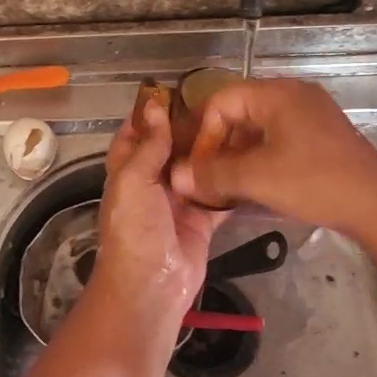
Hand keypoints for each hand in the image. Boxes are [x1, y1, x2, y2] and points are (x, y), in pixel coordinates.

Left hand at [94, 99, 220, 324]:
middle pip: (170, 150)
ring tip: (240, 124)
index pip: (136, 134)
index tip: (177, 90)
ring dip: (213, 153)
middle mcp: (151, 184)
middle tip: (220, 104)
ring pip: (197, 170)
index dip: (151, 114)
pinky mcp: (202, 222)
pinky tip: (250, 161)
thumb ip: (149, 145)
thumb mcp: (134, 180)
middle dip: (190, 130)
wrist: (151, 285)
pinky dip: (230, 183)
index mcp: (127, 172)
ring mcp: (177, 203)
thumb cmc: (134, 229)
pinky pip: (218, 197)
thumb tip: (154, 106)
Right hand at [170, 77, 376, 233]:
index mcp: (277, 93)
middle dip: (219, 144)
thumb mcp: (256, 179)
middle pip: (239, 110)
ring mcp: (312, 113)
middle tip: (210, 177)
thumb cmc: (314, 183)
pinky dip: (261, 156)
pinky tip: (257, 183)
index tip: (199, 167)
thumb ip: (211, 174)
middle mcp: (294, 94)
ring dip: (239, 153)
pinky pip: (279, 136)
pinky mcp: (323, 133)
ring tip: (229, 184)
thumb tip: (176, 176)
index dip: (203, 133)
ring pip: (259, 126)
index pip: (221, 100)